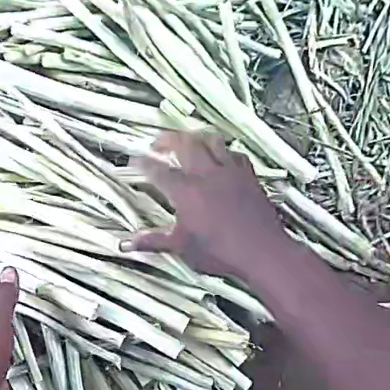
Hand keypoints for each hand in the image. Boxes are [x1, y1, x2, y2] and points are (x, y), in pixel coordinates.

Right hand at [122, 131, 293, 279]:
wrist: (261, 251)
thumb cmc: (220, 252)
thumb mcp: (182, 248)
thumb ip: (154, 241)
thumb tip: (128, 243)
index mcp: (185, 191)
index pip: (158, 170)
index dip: (144, 163)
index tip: (135, 160)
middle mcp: (206, 174)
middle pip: (184, 143)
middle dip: (167, 139)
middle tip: (158, 144)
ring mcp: (230, 172)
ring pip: (211, 140)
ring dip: (197, 137)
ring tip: (188, 141)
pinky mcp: (249, 176)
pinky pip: (235, 154)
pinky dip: (225, 151)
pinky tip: (223, 157)